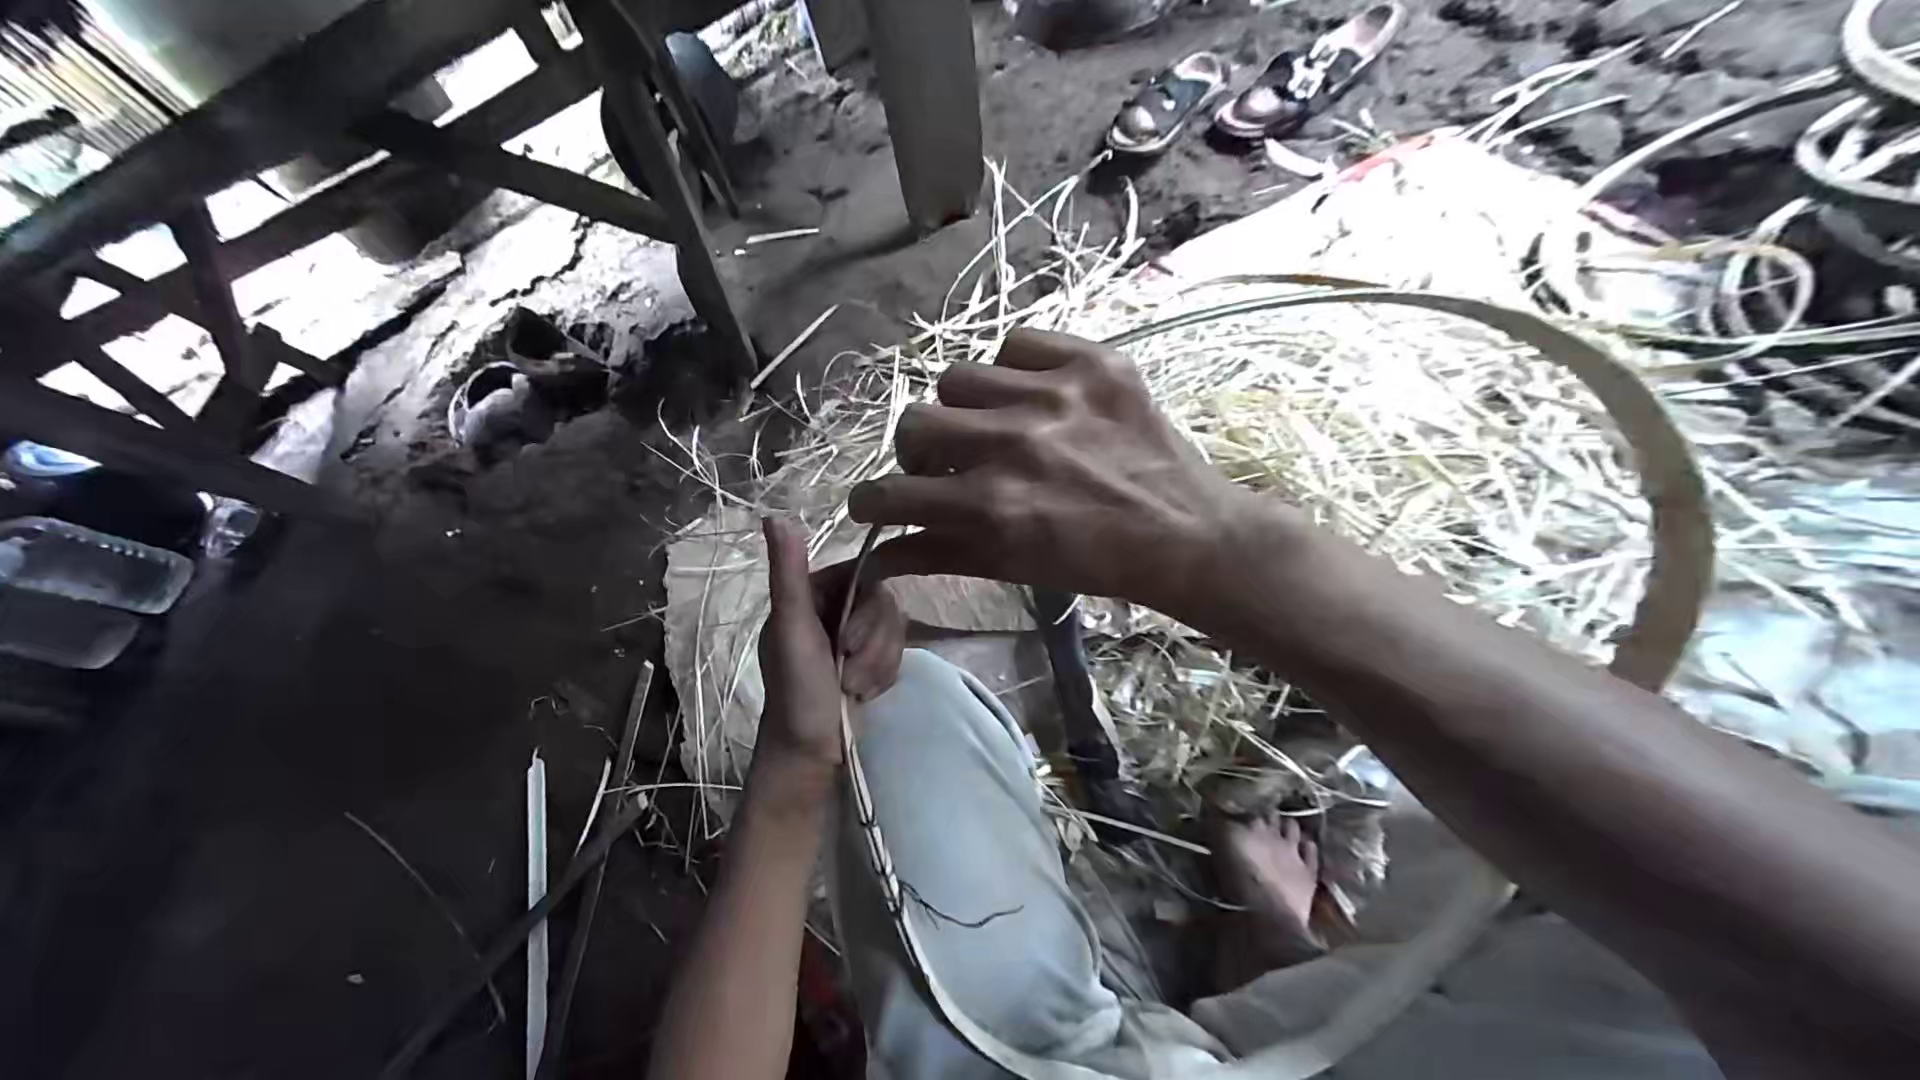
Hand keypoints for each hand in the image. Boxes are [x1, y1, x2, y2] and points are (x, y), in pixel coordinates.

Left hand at [756, 518, 903, 771]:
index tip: (851, 638)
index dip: (868, 607)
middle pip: (884, 603)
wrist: (811, 756)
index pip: (863, 574)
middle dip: (873, 642)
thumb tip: (775, 515)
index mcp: (811, 598)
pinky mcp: (870, 662)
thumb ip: (789, 573)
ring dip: (879, 662)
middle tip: (849, 668)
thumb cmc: (797, 691)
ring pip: (895, 629)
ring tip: (854, 687)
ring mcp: (853, 639)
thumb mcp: (791, 628)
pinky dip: (884, 675)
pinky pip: (898, 652)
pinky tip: (865, 694)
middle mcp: (833, 613)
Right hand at [841, 329, 1264, 617]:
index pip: (892, 492)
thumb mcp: (1010, 567)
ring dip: (965, 409)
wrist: (1183, 533)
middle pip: (914, 422)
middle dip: (918, 452)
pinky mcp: (1092, 363)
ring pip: (958, 378)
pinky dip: (1015, 369)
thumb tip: (874, 556)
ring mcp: (1053, 394)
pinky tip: (1035, 397)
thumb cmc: (1093, 561)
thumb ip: (936, 556)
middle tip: (947, 465)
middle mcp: (1013, 444)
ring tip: (994, 426)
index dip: (871, 500)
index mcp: (992, 506)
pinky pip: (1018, 342)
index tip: (876, 501)